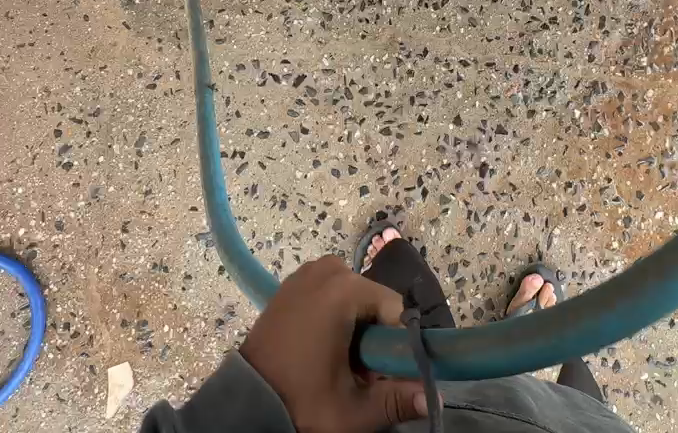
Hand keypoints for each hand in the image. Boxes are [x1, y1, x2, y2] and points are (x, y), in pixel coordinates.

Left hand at [240, 257, 427, 432]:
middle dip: (371, 336)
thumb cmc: (301, 401)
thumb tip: (435, 398)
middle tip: (353, 373)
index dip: (392, 343)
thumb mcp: (353, 409)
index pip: (394, 308)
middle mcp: (328, 268)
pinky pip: (328, 294)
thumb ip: (397, 399)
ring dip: (352, 327)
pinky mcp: (292, 282)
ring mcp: (307, 272)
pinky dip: (331, 317)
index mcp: (345, 288)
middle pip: (372, 301)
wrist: (242, 406)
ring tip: (334, 362)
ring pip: (352, 298)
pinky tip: (318, 348)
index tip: (376, 373)